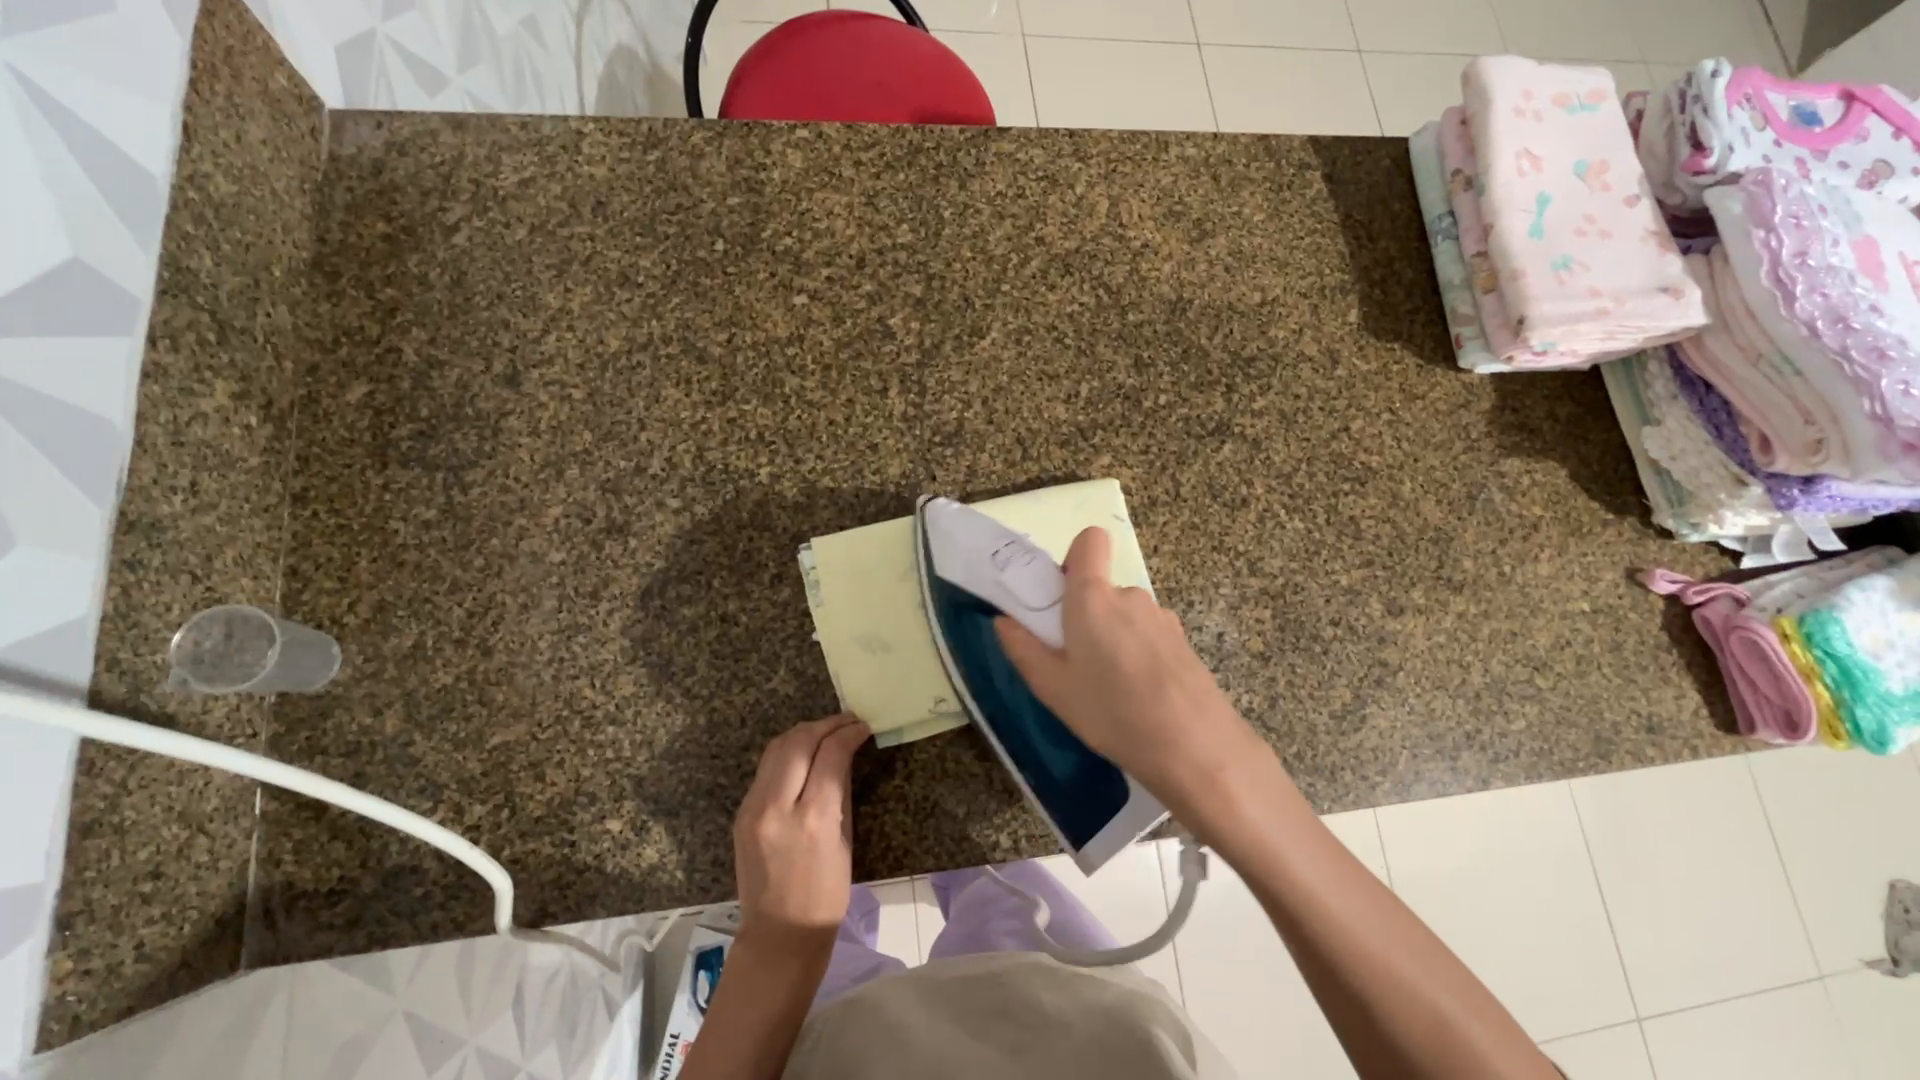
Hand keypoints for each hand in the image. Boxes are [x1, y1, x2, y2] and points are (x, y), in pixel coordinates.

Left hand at [732, 714, 870, 944]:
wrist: (780, 933)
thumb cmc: (826, 894)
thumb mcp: (845, 841)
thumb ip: (841, 793)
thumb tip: (845, 755)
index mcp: (812, 819)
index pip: (830, 755)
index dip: (849, 733)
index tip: (863, 727)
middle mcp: (777, 807)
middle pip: (798, 742)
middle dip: (826, 725)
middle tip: (847, 722)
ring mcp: (752, 809)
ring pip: (776, 749)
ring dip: (803, 734)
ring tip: (826, 732)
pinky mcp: (741, 813)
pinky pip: (765, 770)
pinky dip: (787, 754)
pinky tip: (803, 756)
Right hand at [994, 527, 1275, 825]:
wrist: (1195, 747)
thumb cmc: (1112, 713)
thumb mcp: (1053, 688)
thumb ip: (1023, 649)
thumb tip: (1004, 620)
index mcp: (1093, 598)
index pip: (1089, 541)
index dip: (1073, 559)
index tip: (1059, 599)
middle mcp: (1129, 596)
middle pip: (1102, 588)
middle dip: (1085, 615)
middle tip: (1074, 663)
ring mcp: (1161, 618)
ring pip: (1125, 616)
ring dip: (1112, 639)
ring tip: (1108, 689)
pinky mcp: (1182, 642)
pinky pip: (1147, 636)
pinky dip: (1137, 655)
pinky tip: (1138, 697)